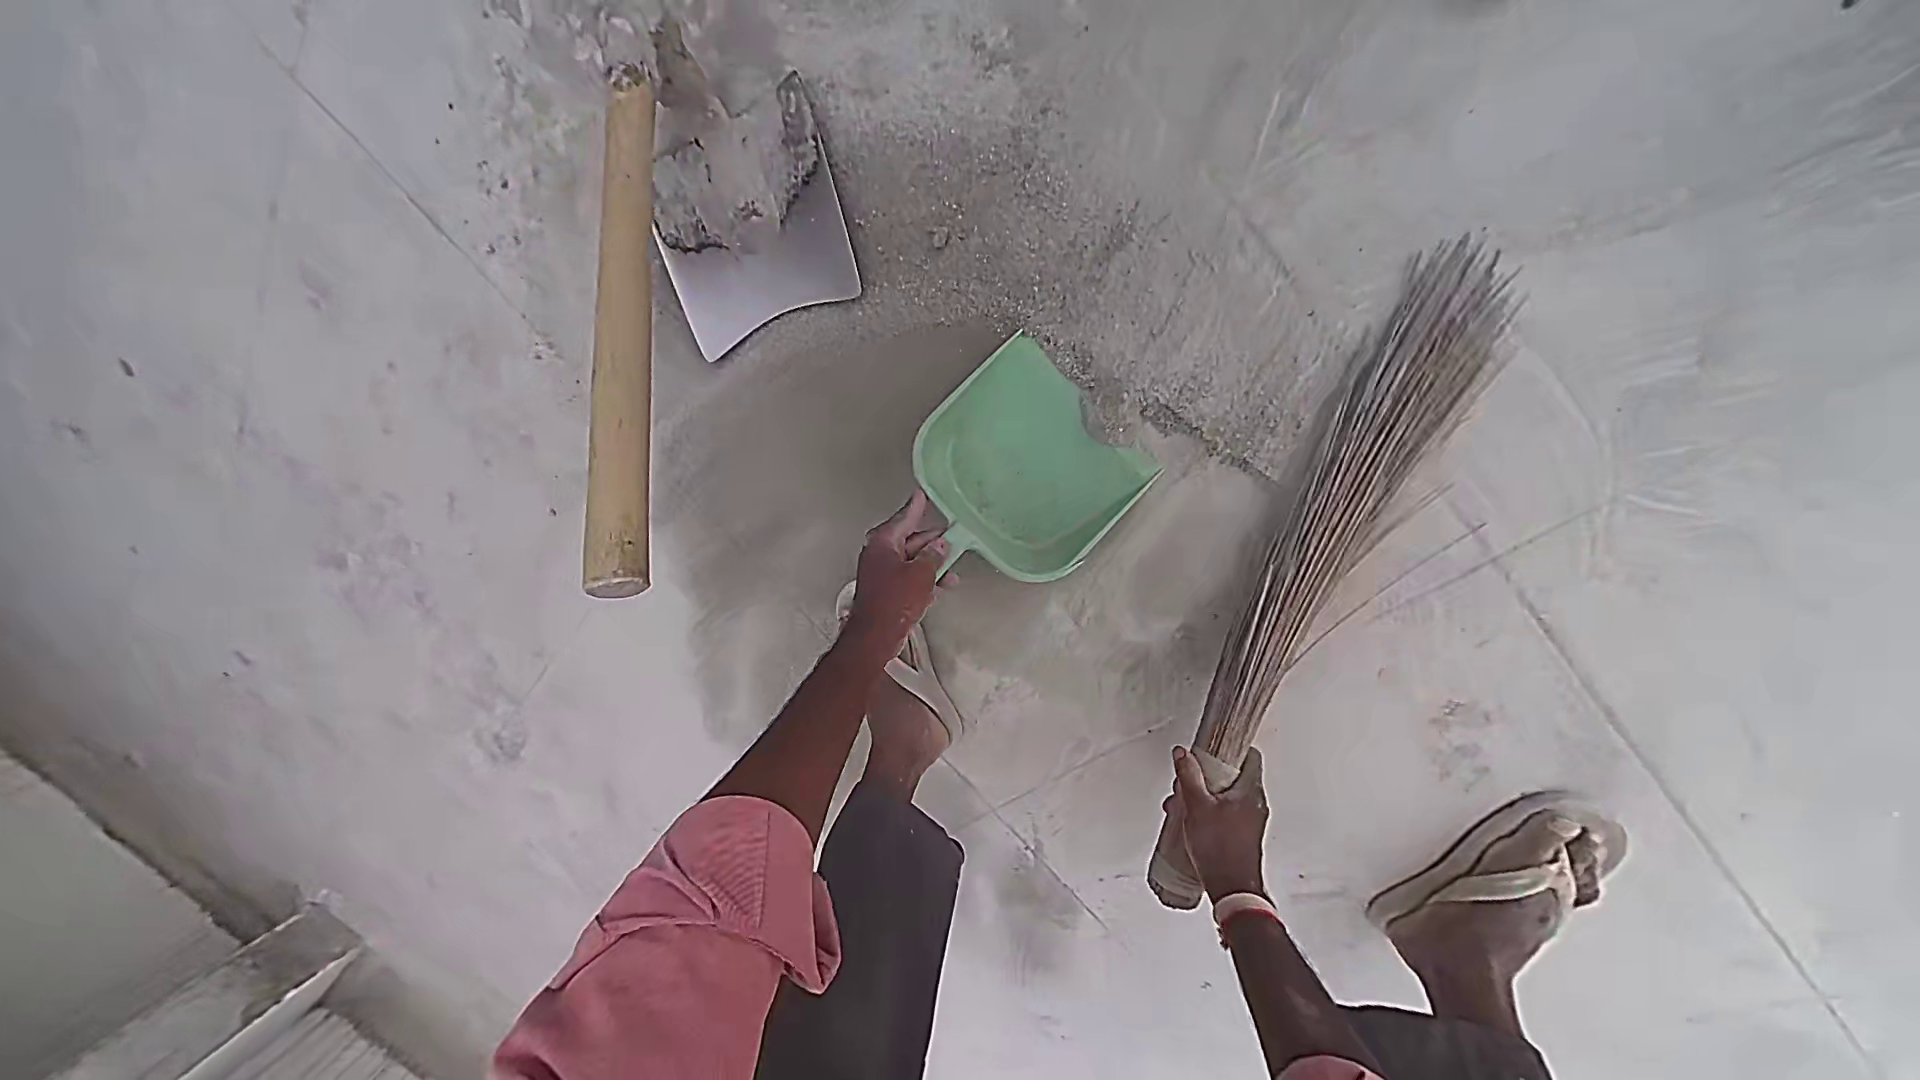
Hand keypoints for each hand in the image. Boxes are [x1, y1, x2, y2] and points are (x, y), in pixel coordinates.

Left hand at [844, 491, 948, 656]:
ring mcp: (882, 573)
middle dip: (933, 543)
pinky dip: (924, 580)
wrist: (877, 635)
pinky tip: (938, 587)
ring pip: (912, 561)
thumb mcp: (922, 574)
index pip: (905, 517)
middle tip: (951, 538)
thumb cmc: (891, 604)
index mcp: (883, 542)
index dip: (917, 506)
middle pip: (911, 540)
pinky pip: (909, 578)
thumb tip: (941, 547)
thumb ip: (934, 556)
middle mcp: (879, 554)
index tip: (922, 495)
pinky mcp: (886, 590)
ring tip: (950, 570)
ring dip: (932, 565)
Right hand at [1169, 745, 1268, 899]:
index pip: (1250, 756)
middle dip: (1207, 774)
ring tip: (1185, 802)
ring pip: (1227, 794)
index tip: (1214, 744)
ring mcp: (1250, 821)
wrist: (1231, 890)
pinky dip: (1209, 809)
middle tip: (1191, 777)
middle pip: (1233, 775)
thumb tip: (1183, 754)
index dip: (1230, 747)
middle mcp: (1255, 805)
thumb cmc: (1220, 850)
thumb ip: (1188, 776)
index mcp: (1250, 792)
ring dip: (1204, 794)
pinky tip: (1192, 818)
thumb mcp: (1196, 805)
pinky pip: (1226, 811)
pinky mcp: (1242, 834)